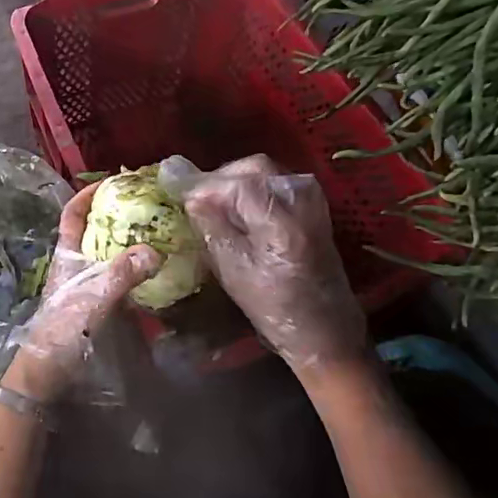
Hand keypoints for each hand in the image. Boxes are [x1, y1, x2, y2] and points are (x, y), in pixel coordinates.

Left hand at [1, 182, 159, 403]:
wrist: (46, 374)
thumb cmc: (62, 332)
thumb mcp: (91, 300)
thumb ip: (120, 275)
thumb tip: (153, 251)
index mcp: (66, 256)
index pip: (73, 214)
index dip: (88, 194)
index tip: (113, 182)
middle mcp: (75, 265)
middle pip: (93, 229)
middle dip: (116, 214)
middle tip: (148, 206)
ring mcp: (85, 285)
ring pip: (106, 253)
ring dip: (127, 241)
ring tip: (158, 232)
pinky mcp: (94, 304)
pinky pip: (116, 276)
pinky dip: (133, 268)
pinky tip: (153, 271)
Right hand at [182, 156, 367, 374]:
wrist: (324, 328)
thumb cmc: (275, 308)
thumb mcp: (232, 271)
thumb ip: (210, 226)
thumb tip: (188, 194)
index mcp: (281, 221)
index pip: (235, 184)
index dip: (201, 184)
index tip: (173, 189)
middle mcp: (301, 200)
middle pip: (251, 169)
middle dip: (217, 179)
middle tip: (191, 198)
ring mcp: (312, 200)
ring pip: (263, 172)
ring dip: (233, 182)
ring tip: (210, 205)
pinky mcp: (314, 206)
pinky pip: (275, 182)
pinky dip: (252, 188)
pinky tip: (236, 209)